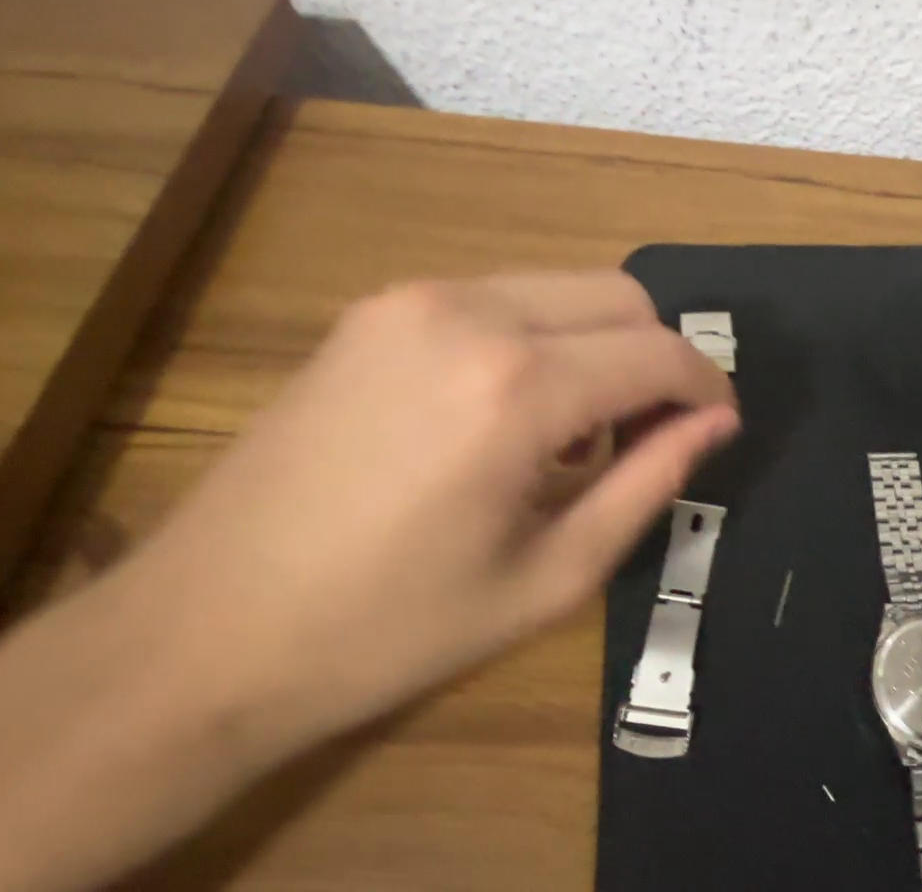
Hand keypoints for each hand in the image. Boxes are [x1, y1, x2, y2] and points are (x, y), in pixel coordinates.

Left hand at [103, 271, 737, 762]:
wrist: (202, 632)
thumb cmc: (392, 628)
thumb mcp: (552, 576)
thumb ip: (650, 484)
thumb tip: (716, 425)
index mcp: (517, 387)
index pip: (659, 352)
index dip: (706, 388)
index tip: (718, 427)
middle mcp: (470, 313)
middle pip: (621, 294)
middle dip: (659, 356)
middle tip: (652, 435)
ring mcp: (413, 300)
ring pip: (562, 289)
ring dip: (599, 345)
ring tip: (577, 434)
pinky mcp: (375, 311)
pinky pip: (500, 299)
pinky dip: (541, 339)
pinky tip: (511, 414)